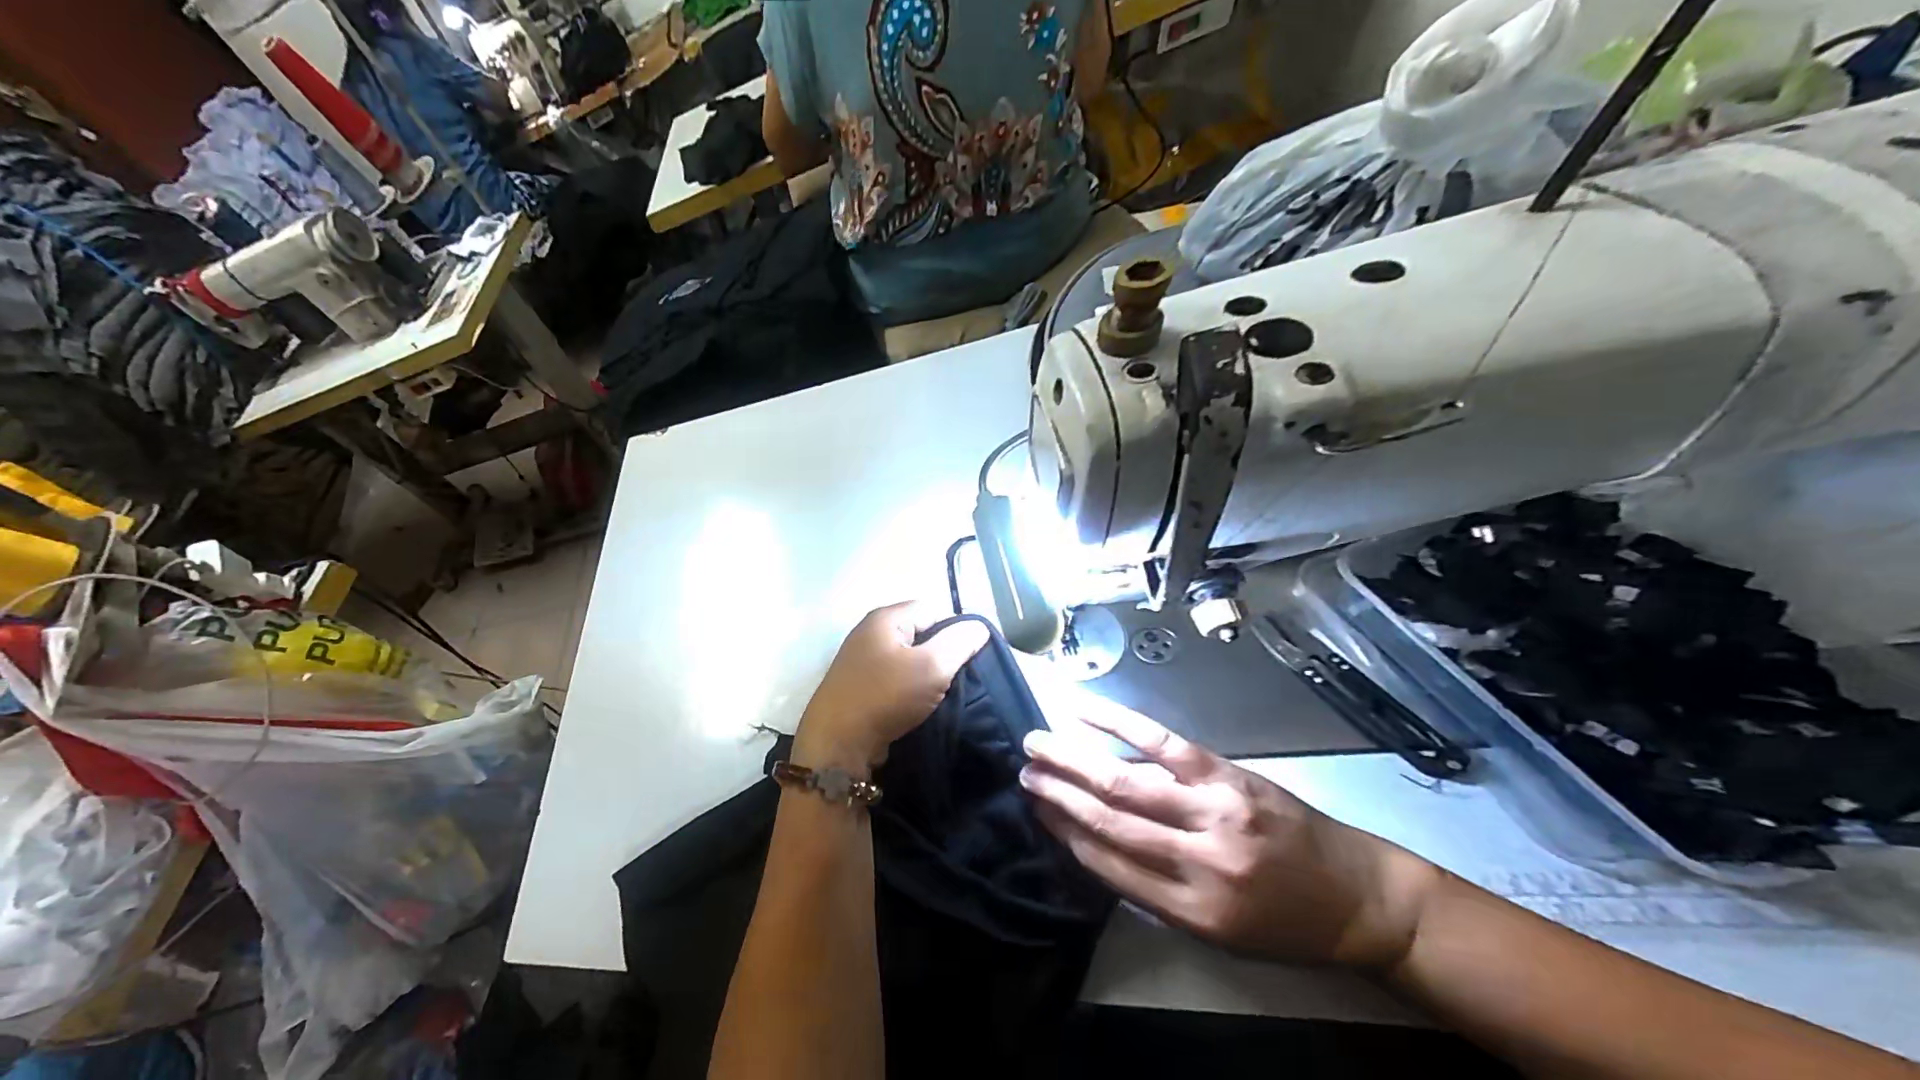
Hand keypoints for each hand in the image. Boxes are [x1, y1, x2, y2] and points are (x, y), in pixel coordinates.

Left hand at [794, 602, 989, 771]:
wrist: (837, 745)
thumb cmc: (885, 697)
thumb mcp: (931, 667)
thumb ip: (959, 643)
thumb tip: (978, 627)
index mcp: (885, 618)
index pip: (932, 610)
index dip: (953, 630)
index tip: (966, 659)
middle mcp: (869, 633)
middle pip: (919, 634)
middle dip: (940, 654)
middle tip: (955, 678)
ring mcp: (860, 661)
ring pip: (907, 660)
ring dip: (924, 676)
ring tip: (938, 695)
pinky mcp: (857, 688)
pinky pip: (893, 680)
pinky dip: (907, 691)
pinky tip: (917, 707)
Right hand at [1019, 702, 1442, 970]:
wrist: (1359, 896)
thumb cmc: (1285, 921)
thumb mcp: (1219, 931)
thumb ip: (1157, 891)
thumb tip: (1095, 843)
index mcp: (1191, 910)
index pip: (1108, 866)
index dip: (1065, 835)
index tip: (1036, 811)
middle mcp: (1197, 860)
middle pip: (1109, 820)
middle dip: (1058, 795)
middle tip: (1022, 773)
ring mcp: (1214, 810)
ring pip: (1126, 781)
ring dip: (1073, 760)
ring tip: (1037, 745)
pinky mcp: (1228, 774)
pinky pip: (1163, 743)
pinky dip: (1118, 723)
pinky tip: (1085, 710)